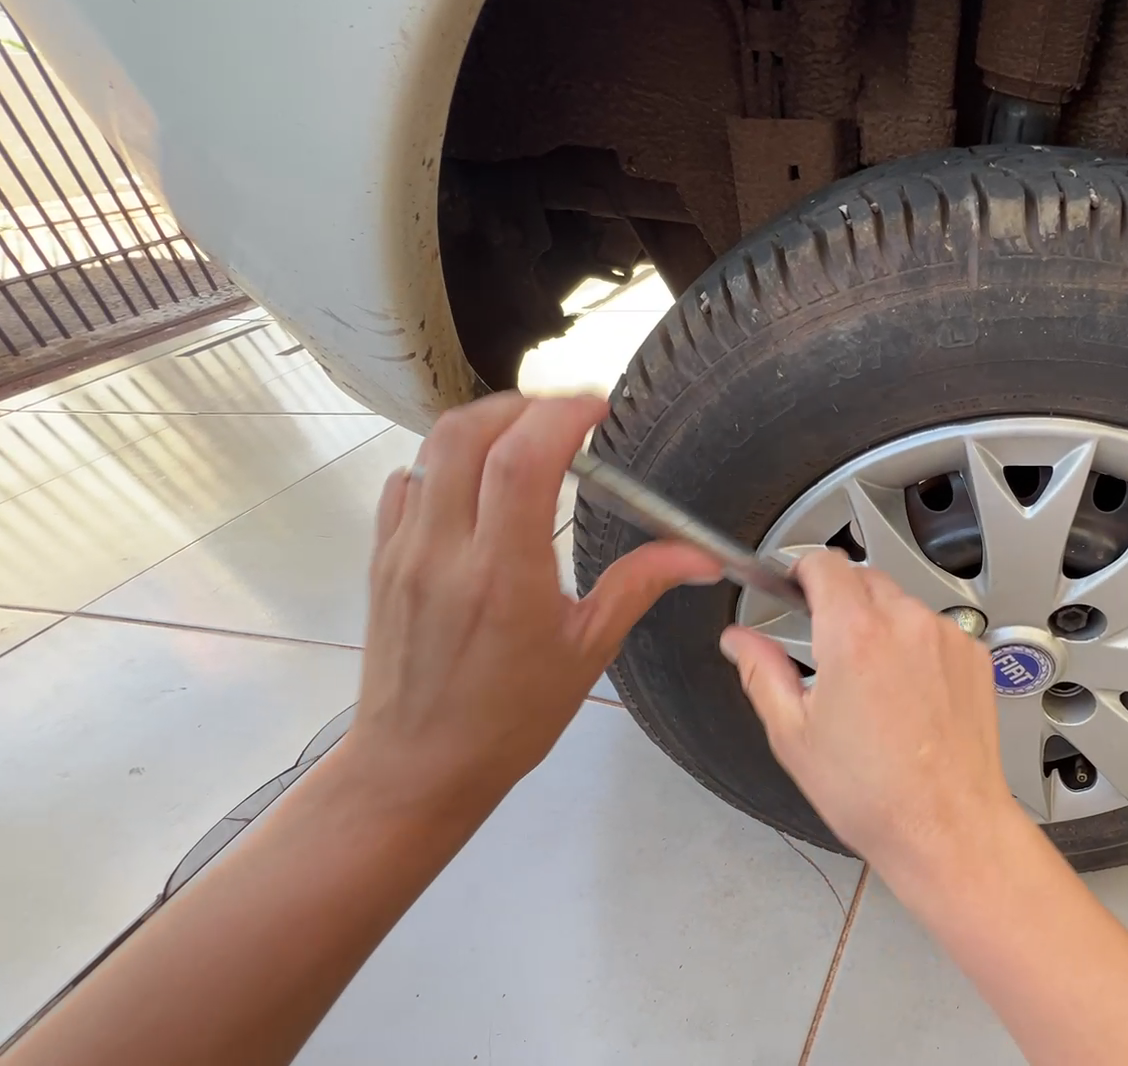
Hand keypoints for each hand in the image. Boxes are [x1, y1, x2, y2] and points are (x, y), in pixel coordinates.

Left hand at [351, 392, 719, 805]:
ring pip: (432, 448)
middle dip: (523, 405)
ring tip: (532, 440)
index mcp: (505, 573)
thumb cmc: (513, 715)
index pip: (523, 459)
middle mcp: (445, 550)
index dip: (563, 415)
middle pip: (468, 432)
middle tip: (570, 417)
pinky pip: (407, 481)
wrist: (417, 765)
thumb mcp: (591, 649)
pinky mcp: (382, 558)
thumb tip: (702, 556)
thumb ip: (641, 584)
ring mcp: (403, 550)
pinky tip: (481, 483)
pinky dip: (448, 460)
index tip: (600, 408)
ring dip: (487, 426)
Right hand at [719, 551, 1016, 875]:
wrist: (946, 825)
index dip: (802, 570)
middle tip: (828, 648)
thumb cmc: (877, 794)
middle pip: (864, 579)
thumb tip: (739, 641)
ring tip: (873, 683)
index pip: (825, 563)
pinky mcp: (973, 654)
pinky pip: (935, 629)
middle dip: (840, 601)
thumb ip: (761, 672)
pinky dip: (917, 645)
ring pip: (901, 604)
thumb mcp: (794, 735)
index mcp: (855, 635)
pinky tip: (908, 692)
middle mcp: (906, 624)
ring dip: (880, 624)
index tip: (796, 587)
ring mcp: (946, 637)